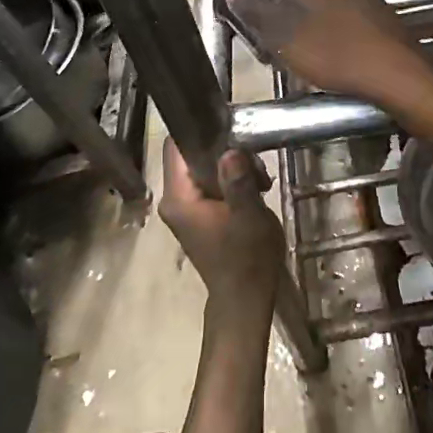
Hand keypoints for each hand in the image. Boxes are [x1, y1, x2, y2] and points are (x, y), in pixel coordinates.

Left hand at [158, 140, 282, 315]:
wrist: (244, 303)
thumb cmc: (246, 261)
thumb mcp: (249, 217)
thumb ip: (238, 182)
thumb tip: (230, 152)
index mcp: (178, 198)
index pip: (175, 146)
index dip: (200, 132)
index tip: (229, 129)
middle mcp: (173, 200)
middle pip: (191, 156)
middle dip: (223, 153)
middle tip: (254, 164)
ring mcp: (184, 210)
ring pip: (203, 170)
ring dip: (231, 169)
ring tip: (259, 180)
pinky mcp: (197, 217)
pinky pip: (209, 186)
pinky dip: (229, 183)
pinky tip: (253, 191)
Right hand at [263, 0, 432, 105]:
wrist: (397, 73)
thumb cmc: (331, 49)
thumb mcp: (280, 33)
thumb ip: (254, 8)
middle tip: (274, 23)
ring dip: (310, 12)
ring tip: (301, 44)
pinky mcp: (381, 16)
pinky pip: (347, 14)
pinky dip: (334, 26)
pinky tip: (332, 54)